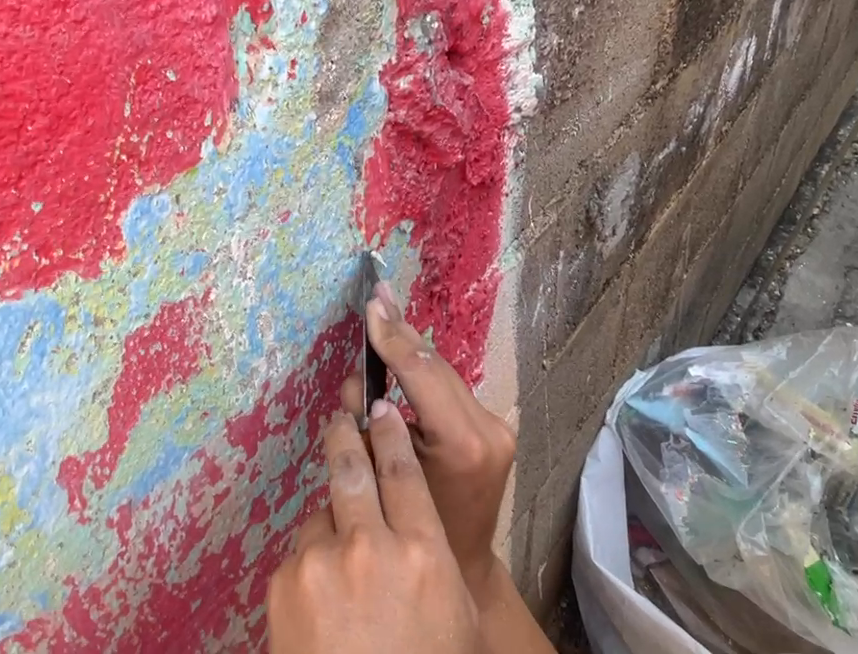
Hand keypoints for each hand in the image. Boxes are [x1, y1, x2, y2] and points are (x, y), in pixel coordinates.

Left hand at [265, 403, 484, 653]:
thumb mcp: (454, 621)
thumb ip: (430, 561)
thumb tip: (407, 523)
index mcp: (423, 553)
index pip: (404, 471)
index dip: (390, 434)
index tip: (381, 410)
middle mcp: (371, 544)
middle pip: (352, 467)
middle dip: (345, 435)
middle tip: (341, 417)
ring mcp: (322, 559)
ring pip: (321, 516)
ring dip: (329, 526)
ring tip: (340, 565)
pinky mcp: (285, 579)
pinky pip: (300, 555)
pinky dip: (310, 566)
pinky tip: (321, 603)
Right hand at [343, 282, 518, 587]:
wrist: (463, 562)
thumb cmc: (411, 526)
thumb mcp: (381, 471)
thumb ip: (367, 424)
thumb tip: (359, 381)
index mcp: (461, 443)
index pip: (420, 373)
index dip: (391, 337)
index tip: (371, 307)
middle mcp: (488, 428)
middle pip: (435, 364)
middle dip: (400, 331)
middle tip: (377, 294)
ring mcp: (498, 427)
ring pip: (444, 371)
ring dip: (411, 346)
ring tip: (385, 312)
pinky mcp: (497, 428)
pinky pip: (450, 387)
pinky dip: (423, 368)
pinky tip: (404, 346)